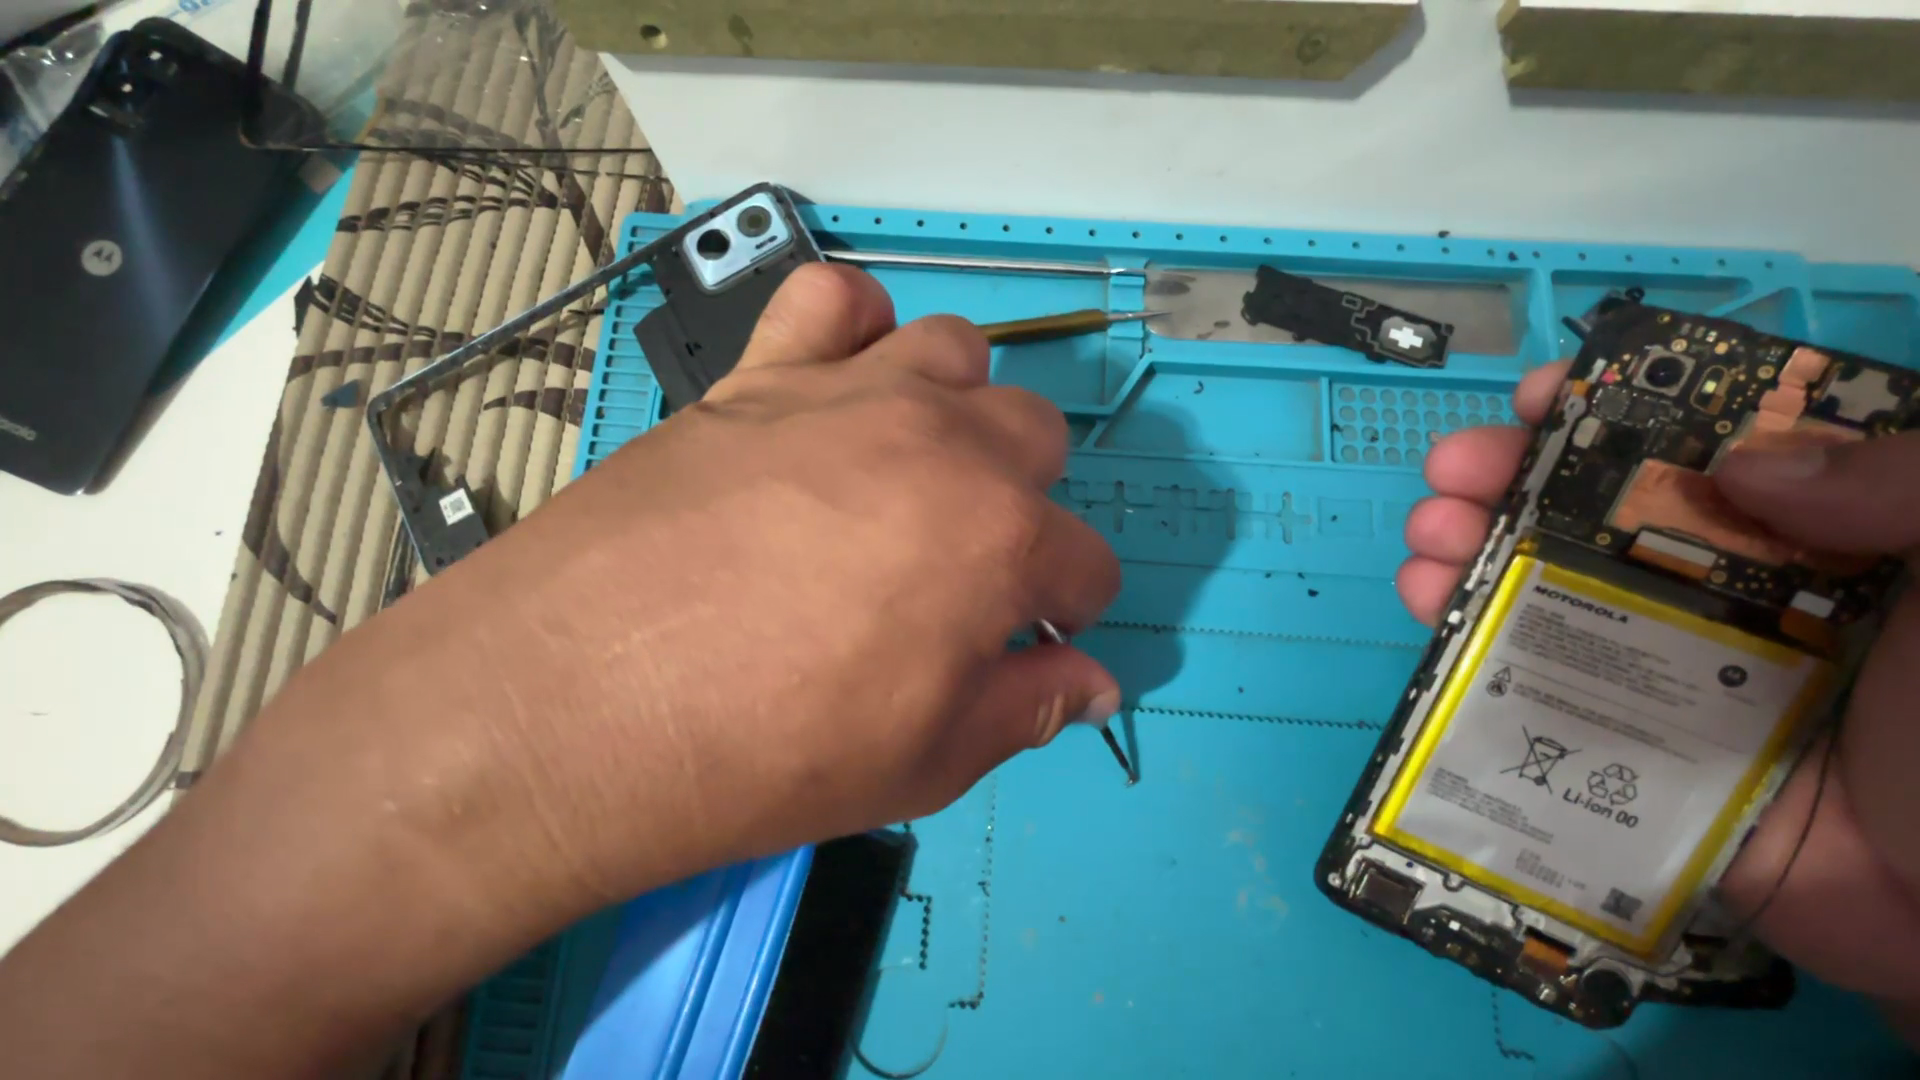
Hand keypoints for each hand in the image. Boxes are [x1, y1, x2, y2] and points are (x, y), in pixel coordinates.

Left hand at [408, 262, 1120, 903]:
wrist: (573, 707)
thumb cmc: (768, 753)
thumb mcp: (925, 763)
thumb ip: (1026, 710)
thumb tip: (1096, 684)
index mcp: (999, 539)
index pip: (1085, 564)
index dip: (1066, 610)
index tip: (1027, 641)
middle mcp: (942, 443)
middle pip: (1037, 438)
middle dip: (1023, 502)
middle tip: (962, 565)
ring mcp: (848, 393)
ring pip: (956, 354)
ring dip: (955, 412)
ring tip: (905, 473)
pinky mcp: (759, 372)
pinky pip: (833, 298)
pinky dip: (854, 328)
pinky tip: (838, 383)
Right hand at [1402, 362, 1919, 1013]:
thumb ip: (1911, 490)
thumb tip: (1739, 465)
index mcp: (1821, 541)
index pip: (1702, 448)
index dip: (1618, 410)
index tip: (1542, 399)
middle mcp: (1728, 588)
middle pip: (1597, 511)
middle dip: (1511, 476)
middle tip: (1450, 470)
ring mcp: (1661, 663)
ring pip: (1542, 584)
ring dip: (1469, 544)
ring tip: (1427, 535)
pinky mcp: (1611, 734)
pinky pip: (1518, 674)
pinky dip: (1459, 633)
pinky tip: (1424, 605)